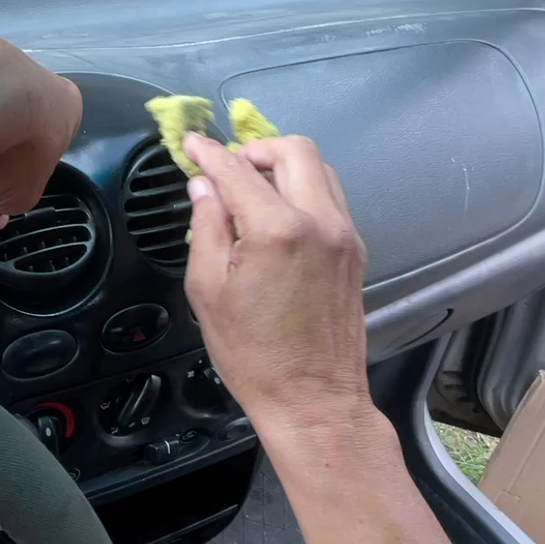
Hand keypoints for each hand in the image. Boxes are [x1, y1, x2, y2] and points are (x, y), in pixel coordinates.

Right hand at [182, 133, 372, 433]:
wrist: (314, 400)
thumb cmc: (251, 353)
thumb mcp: (207, 289)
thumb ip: (206, 227)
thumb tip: (204, 186)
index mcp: (278, 231)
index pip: (238, 171)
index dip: (208, 152)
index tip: (189, 143)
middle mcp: (320, 222)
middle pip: (294, 150)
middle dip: (254, 149)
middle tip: (226, 168)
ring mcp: (345, 235)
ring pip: (319, 168)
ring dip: (281, 165)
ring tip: (249, 189)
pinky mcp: (355, 250)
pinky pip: (329, 196)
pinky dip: (300, 188)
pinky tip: (274, 213)